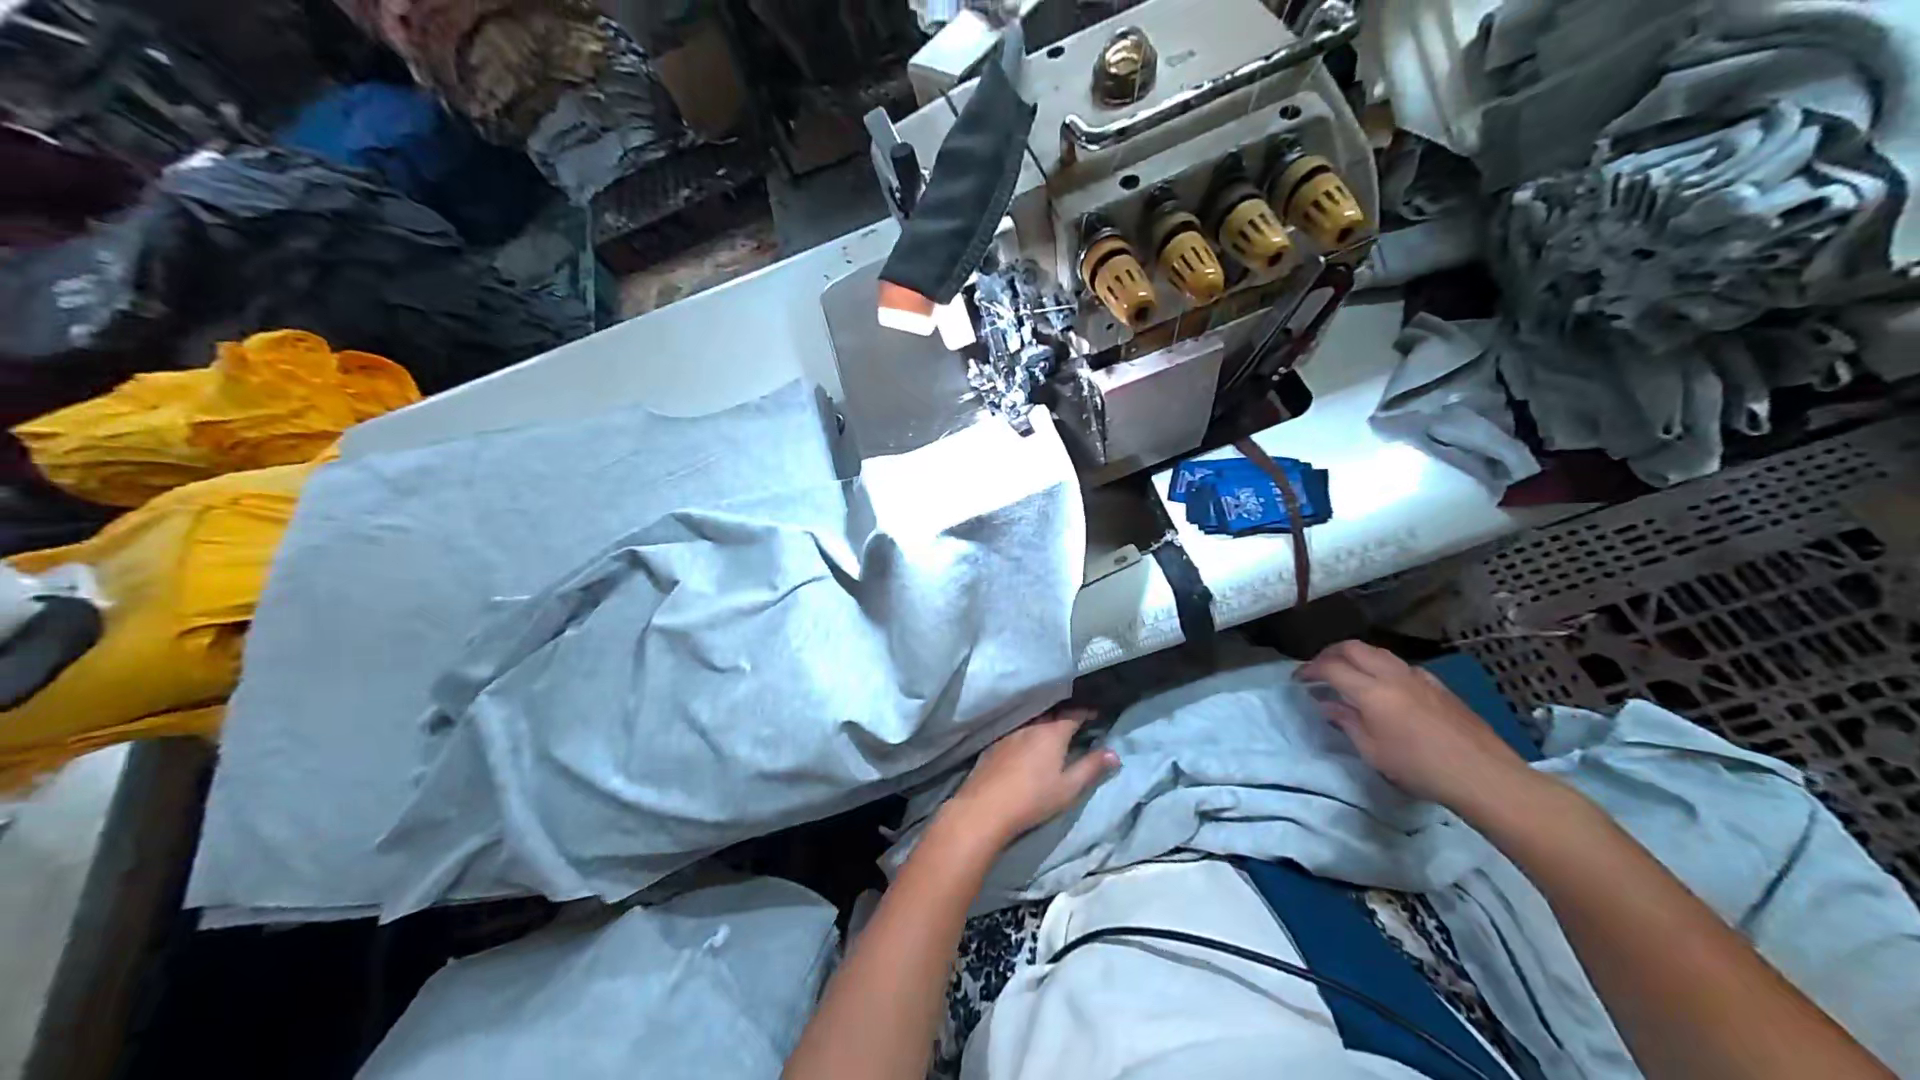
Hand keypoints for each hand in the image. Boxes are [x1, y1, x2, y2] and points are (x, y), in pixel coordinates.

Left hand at [941, 707, 1118, 847]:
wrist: (986, 807)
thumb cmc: (1033, 797)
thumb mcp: (1069, 787)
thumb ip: (1092, 767)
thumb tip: (1114, 753)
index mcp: (1052, 733)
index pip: (1073, 715)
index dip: (1086, 713)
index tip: (1095, 714)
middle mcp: (1030, 726)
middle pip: (1051, 714)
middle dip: (1064, 716)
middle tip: (1075, 721)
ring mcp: (1009, 734)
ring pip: (1031, 722)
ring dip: (1043, 723)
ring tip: (1052, 731)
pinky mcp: (994, 745)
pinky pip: (1016, 731)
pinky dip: (1026, 733)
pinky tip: (1026, 744)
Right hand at [1297, 641, 1538, 816]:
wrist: (1483, 774)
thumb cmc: (1420, 767)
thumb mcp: (1373, 751)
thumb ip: (1347, 722)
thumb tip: (1328, 705)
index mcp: (1372, 691)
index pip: (1331, 667)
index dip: (1310, 670)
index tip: (1298, 680)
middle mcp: (1393, 675)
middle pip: (1353, 648)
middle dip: (1329, 654)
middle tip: (1318, 669)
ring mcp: (1419, 677)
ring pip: (1378, 652)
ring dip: (1356, 657)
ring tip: (1347, 674)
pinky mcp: (1438, 685)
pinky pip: (1400, 665)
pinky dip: (1380, 667)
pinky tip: (1384, 687)